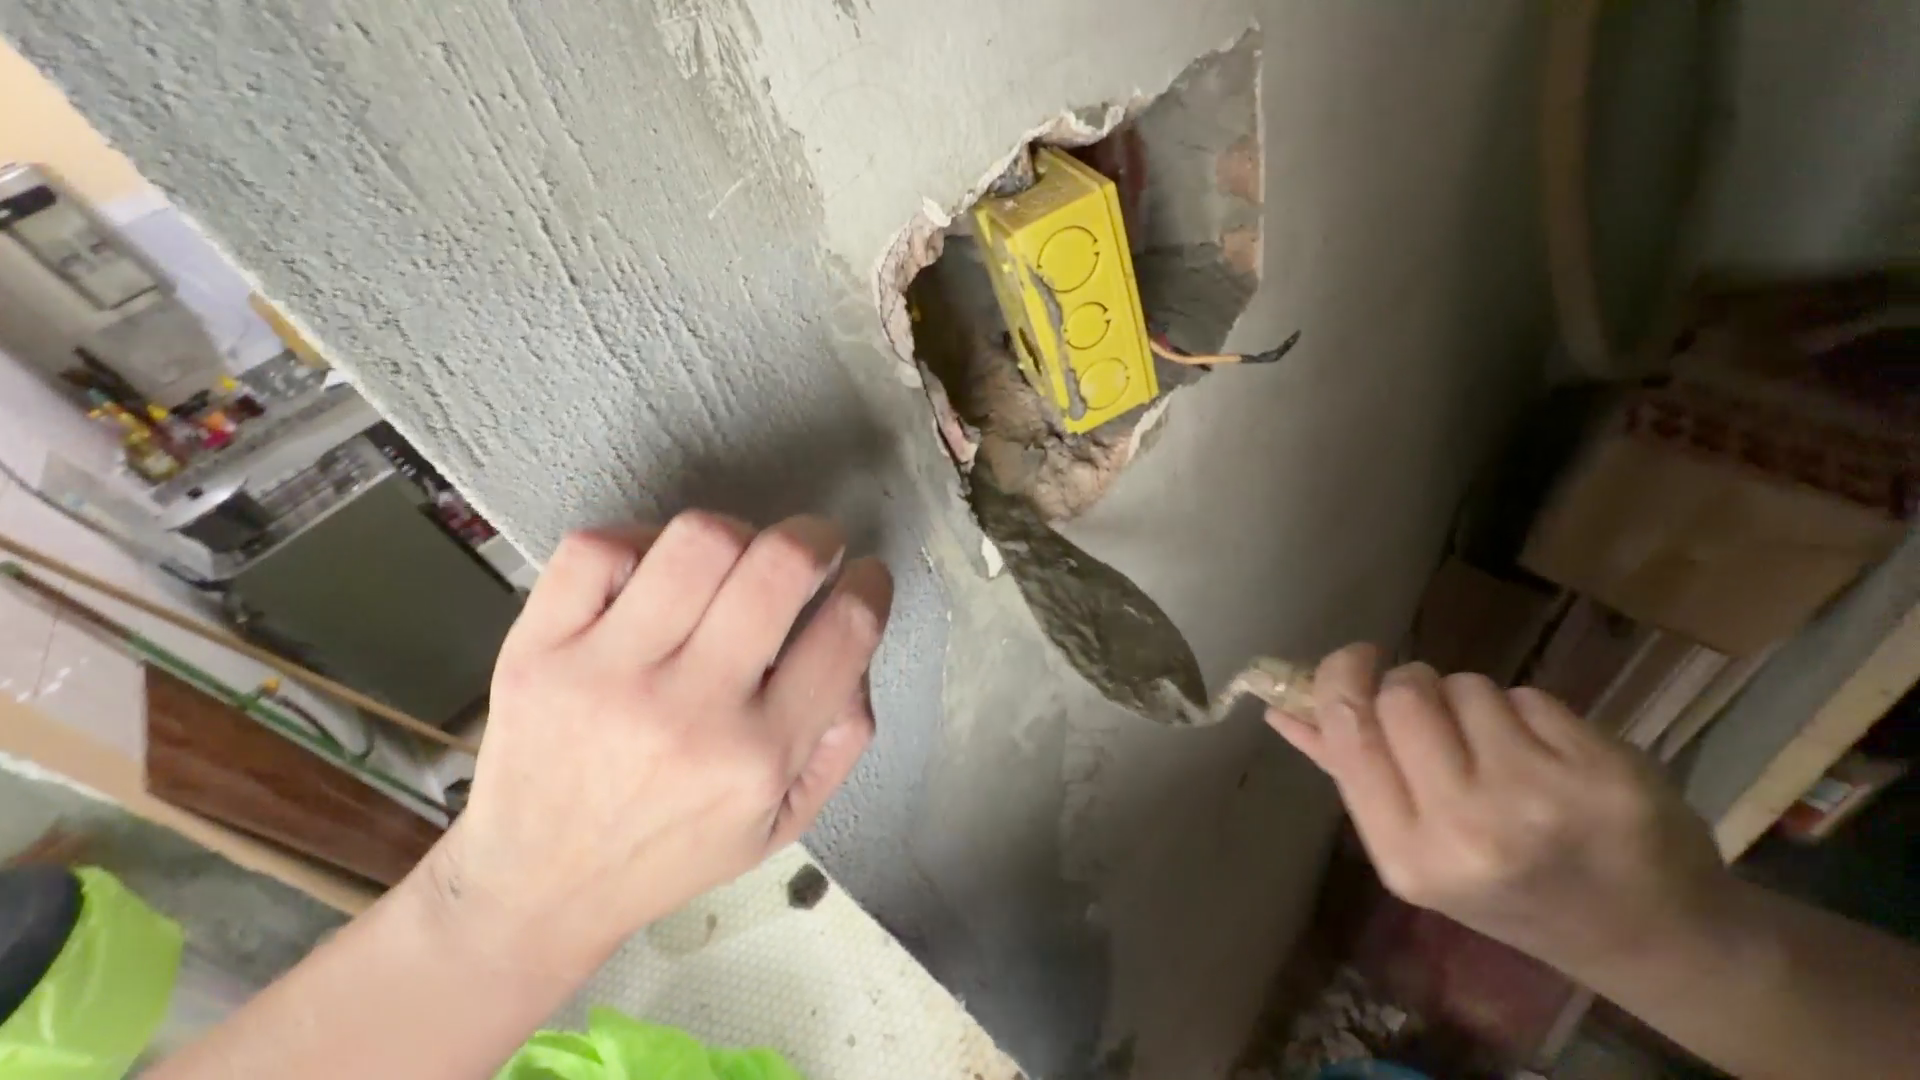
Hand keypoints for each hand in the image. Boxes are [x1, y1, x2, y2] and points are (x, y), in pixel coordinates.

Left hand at [424, 512, 892, 975]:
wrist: (539, 885)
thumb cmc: (676, 848)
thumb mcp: (786, 820)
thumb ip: (843, 735)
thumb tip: (853, 641)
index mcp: (759, 756)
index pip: (846, 631)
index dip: (871, 584)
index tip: (866, 576)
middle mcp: (688, 711)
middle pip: (778, 566)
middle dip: (816, 536)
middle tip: (815, 546)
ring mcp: (606, 674)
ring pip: (697, 540)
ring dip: (737, 533)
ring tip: (736, 559)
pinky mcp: (538, 648)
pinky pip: (601, 547)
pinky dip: (642, 540)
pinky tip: (655, 574)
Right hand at [1265, 644, 1729, 973]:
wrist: (1647, 936)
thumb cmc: (1508, 888)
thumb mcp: (1413, 848)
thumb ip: (1347, 772)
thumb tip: (1280, 708)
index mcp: (1406, 854)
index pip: (1349, 731)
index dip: (1343, 677)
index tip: (1358, 659)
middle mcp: (1466, 829)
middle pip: (1404, 694)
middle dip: (1411, 684)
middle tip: (1431, 708)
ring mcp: (1539, 799)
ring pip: (1467, 687)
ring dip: (1471, 700)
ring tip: (1498, 747)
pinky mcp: (1600, 772)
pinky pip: (1527, 695)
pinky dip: (1526, 711)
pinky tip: (1549, 755)